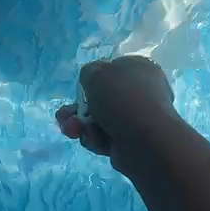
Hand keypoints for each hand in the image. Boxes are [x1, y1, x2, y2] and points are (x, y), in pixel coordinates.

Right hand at [54, 56, 176, 169]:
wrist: (144, 139)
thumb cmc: (121, 98)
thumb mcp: (95, 72)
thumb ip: (88, 72)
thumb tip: (92, 83)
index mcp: (139, 68)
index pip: (111, 69)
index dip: (93, 80)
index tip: (82, 88)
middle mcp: (140, 92)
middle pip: (100, 98)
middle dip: (78, 110)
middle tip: (65, 118)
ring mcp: (136, 118)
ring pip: (98, 120)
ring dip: (81, 126)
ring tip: (72, 130)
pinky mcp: (131, 141)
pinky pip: (104, 138)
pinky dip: (95, 139)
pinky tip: (95, 141)